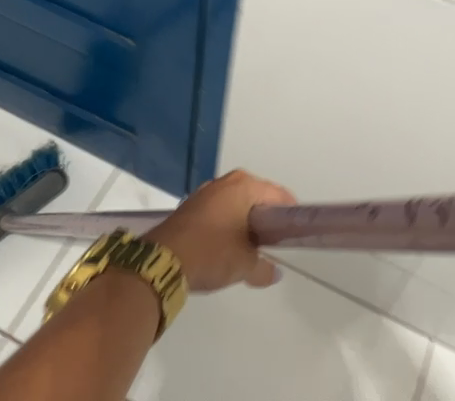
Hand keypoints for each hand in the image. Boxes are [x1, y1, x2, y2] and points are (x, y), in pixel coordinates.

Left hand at [146, 170, 293, 292]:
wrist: (160, 263)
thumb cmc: (211, 253)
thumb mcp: (244, 265)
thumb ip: (264, 268)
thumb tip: (274, 273)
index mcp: (244, 186)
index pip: (277, 195)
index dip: (288, 214)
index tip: (293, 232)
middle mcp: (225, 182)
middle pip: (255, 197)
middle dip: (264, 218)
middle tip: (273, 241)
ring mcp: (205, 193)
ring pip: (235, 204)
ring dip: (243, 222)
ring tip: (249, 247)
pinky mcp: (189, 207)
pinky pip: (217, 212)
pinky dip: (225, 225)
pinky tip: (225, 246)